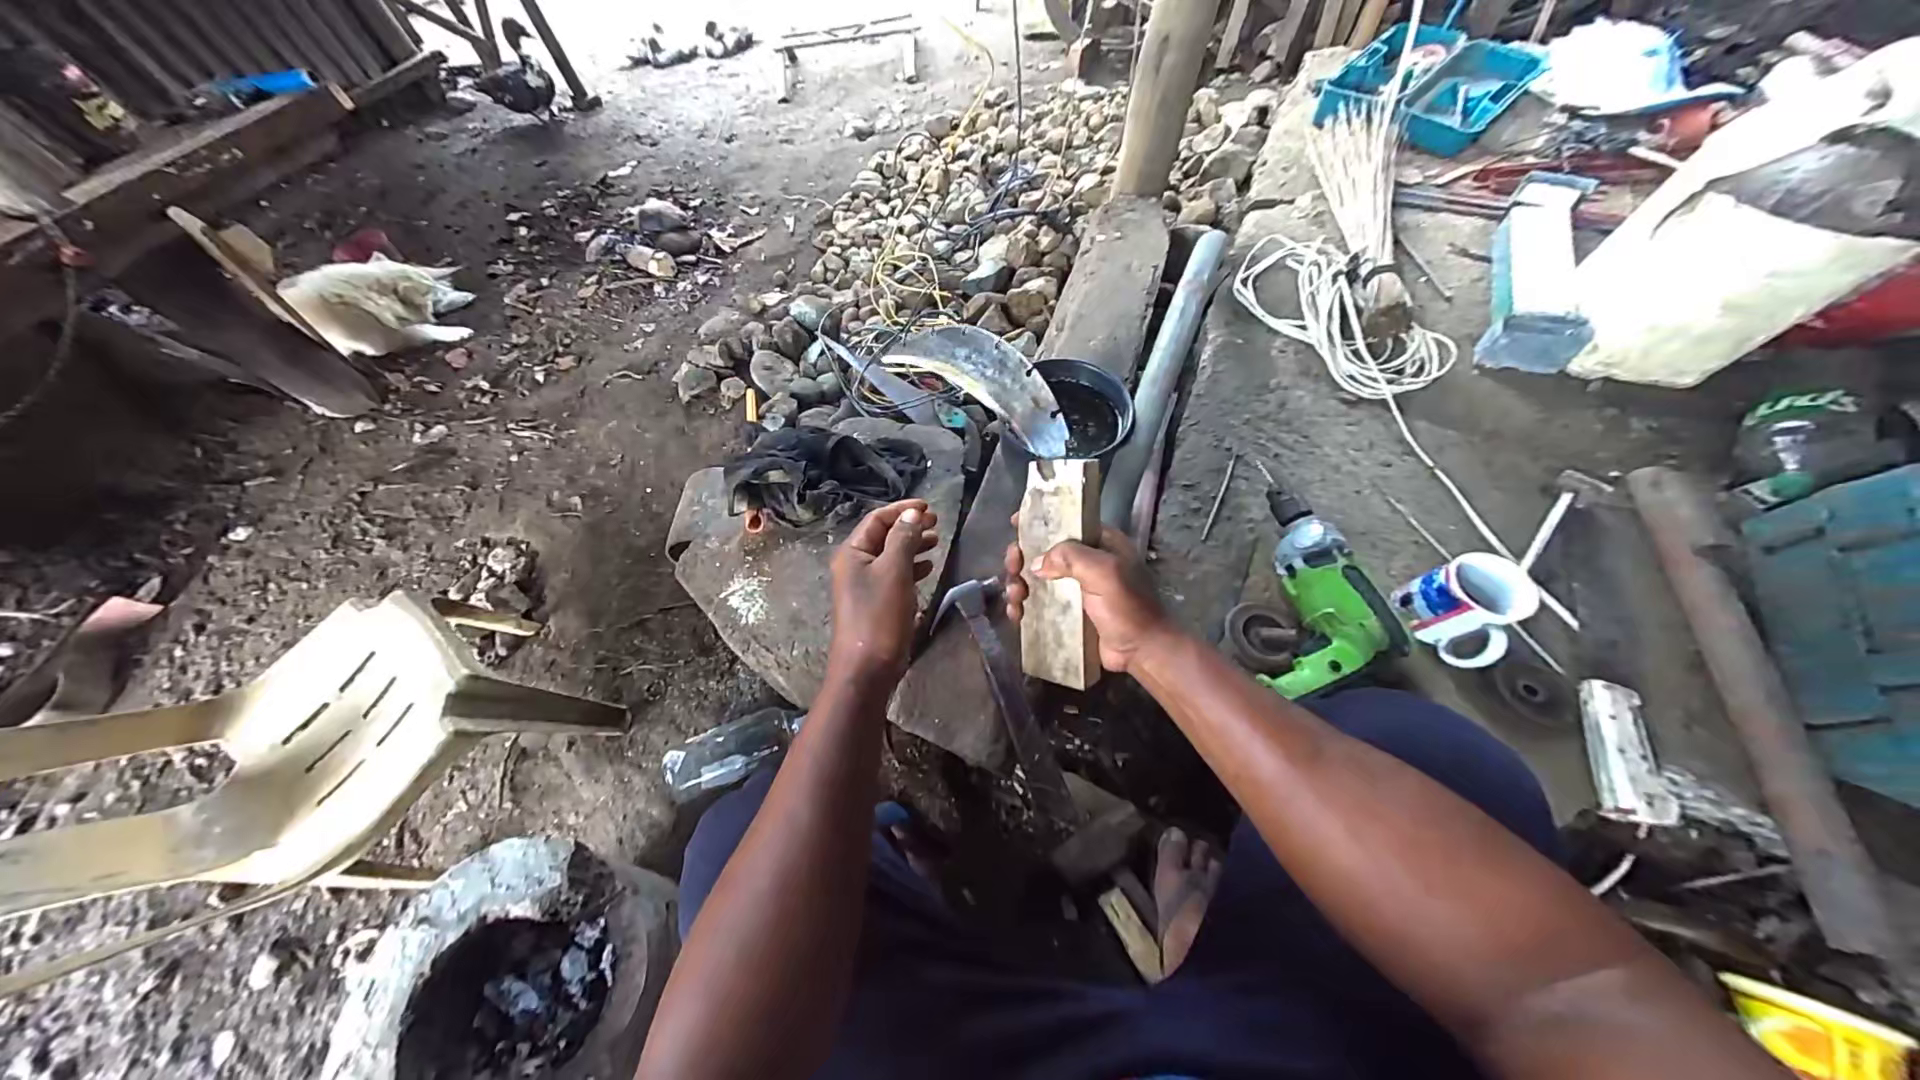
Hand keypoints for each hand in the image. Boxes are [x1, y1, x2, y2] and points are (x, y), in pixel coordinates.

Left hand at [828, 499, 938, 682]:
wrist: (868, 667)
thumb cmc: (879, 615)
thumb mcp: (894, 571)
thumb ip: (903, 539)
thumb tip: (913, 514)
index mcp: (852, 553)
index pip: (877, 519)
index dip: (903, 510)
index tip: (930, 508)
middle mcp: (854, 565)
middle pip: (883, 536)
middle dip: (909, 527)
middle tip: (936, 524)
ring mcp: (864, 586)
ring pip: (890, 556)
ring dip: (912, 546)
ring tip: (936, 543)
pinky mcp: (875, 603)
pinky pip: (894, 575)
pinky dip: (911, 567)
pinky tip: (927, 568)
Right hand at [1003, 524, 1175, 673]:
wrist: (1141, 651)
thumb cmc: (1128, 607)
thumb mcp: (1105, 572)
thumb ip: (1071, 557)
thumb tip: (1036, 563)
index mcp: (1100, 543)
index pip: (1065, 524)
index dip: (1039, 522)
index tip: (1015, 525)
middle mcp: (1085, 562)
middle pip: (1043, 551)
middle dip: (1022, 558)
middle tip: (1013, 567)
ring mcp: (1074, 588)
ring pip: (1035, 579)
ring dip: (1018, 584)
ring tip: (1015, 596)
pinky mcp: (1067, 612)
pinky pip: (1038, 604)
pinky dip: (1023, 606)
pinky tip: (1016, 614)